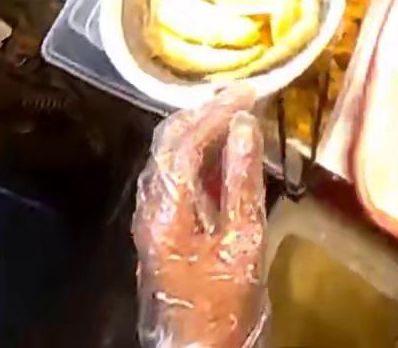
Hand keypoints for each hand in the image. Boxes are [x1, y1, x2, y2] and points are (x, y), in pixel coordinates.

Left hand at [132, 87, 267, 347]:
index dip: (216, 111)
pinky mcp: (162, 223)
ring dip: (200, 127)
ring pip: (170, 152)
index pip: (185, 141)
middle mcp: (150, 204)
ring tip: (235, 111)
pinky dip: (200, 150)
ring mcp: (152, 214)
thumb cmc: (223, 305)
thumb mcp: (243, 243)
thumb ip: (242, 181)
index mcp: (166, 209)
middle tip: (241, 95)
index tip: (247, 92)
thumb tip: (245, 124)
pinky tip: (225, 146)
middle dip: (205, 111)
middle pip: (169, 139)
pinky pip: (177, 171)